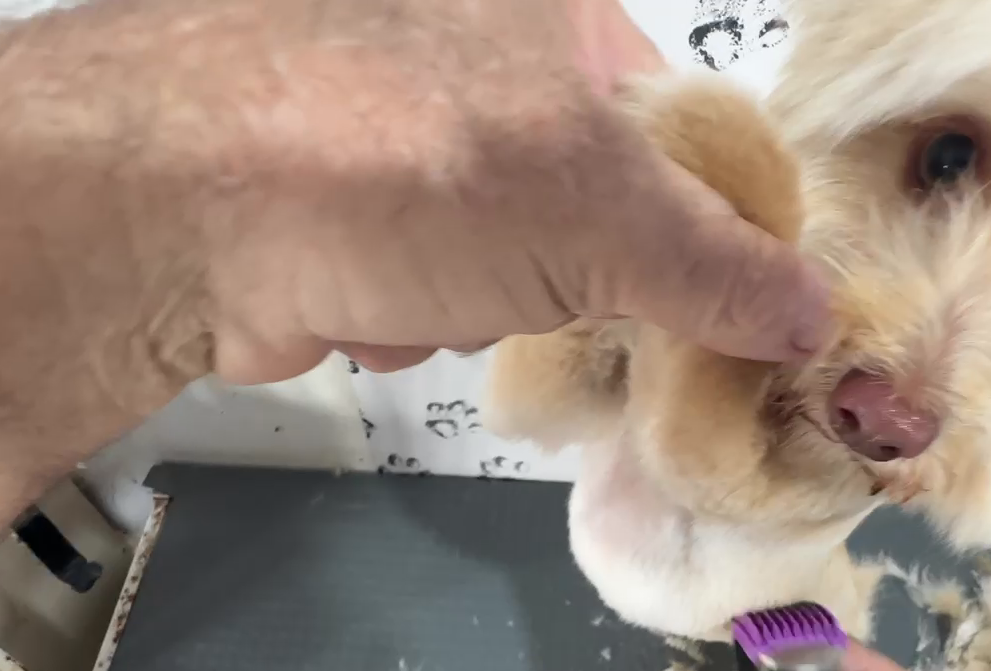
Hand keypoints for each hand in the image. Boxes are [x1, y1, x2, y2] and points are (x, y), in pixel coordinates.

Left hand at [68, 0, 831, 383]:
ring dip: (489, 309)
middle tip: (557, 313)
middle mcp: (494, 72)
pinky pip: (448, 296)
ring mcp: (424, 152)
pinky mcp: (369, 225)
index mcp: (568, 29)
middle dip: (579, 289)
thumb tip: (813, 318)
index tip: (727, 321)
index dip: (718, 241)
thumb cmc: (406, 176)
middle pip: (608, 220)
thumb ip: (715, 268)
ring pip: (526, 273)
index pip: (697, 148)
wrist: (177, 221)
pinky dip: (423, 319)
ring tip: (432, 293)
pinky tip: (371, 305)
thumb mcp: (593, 217)